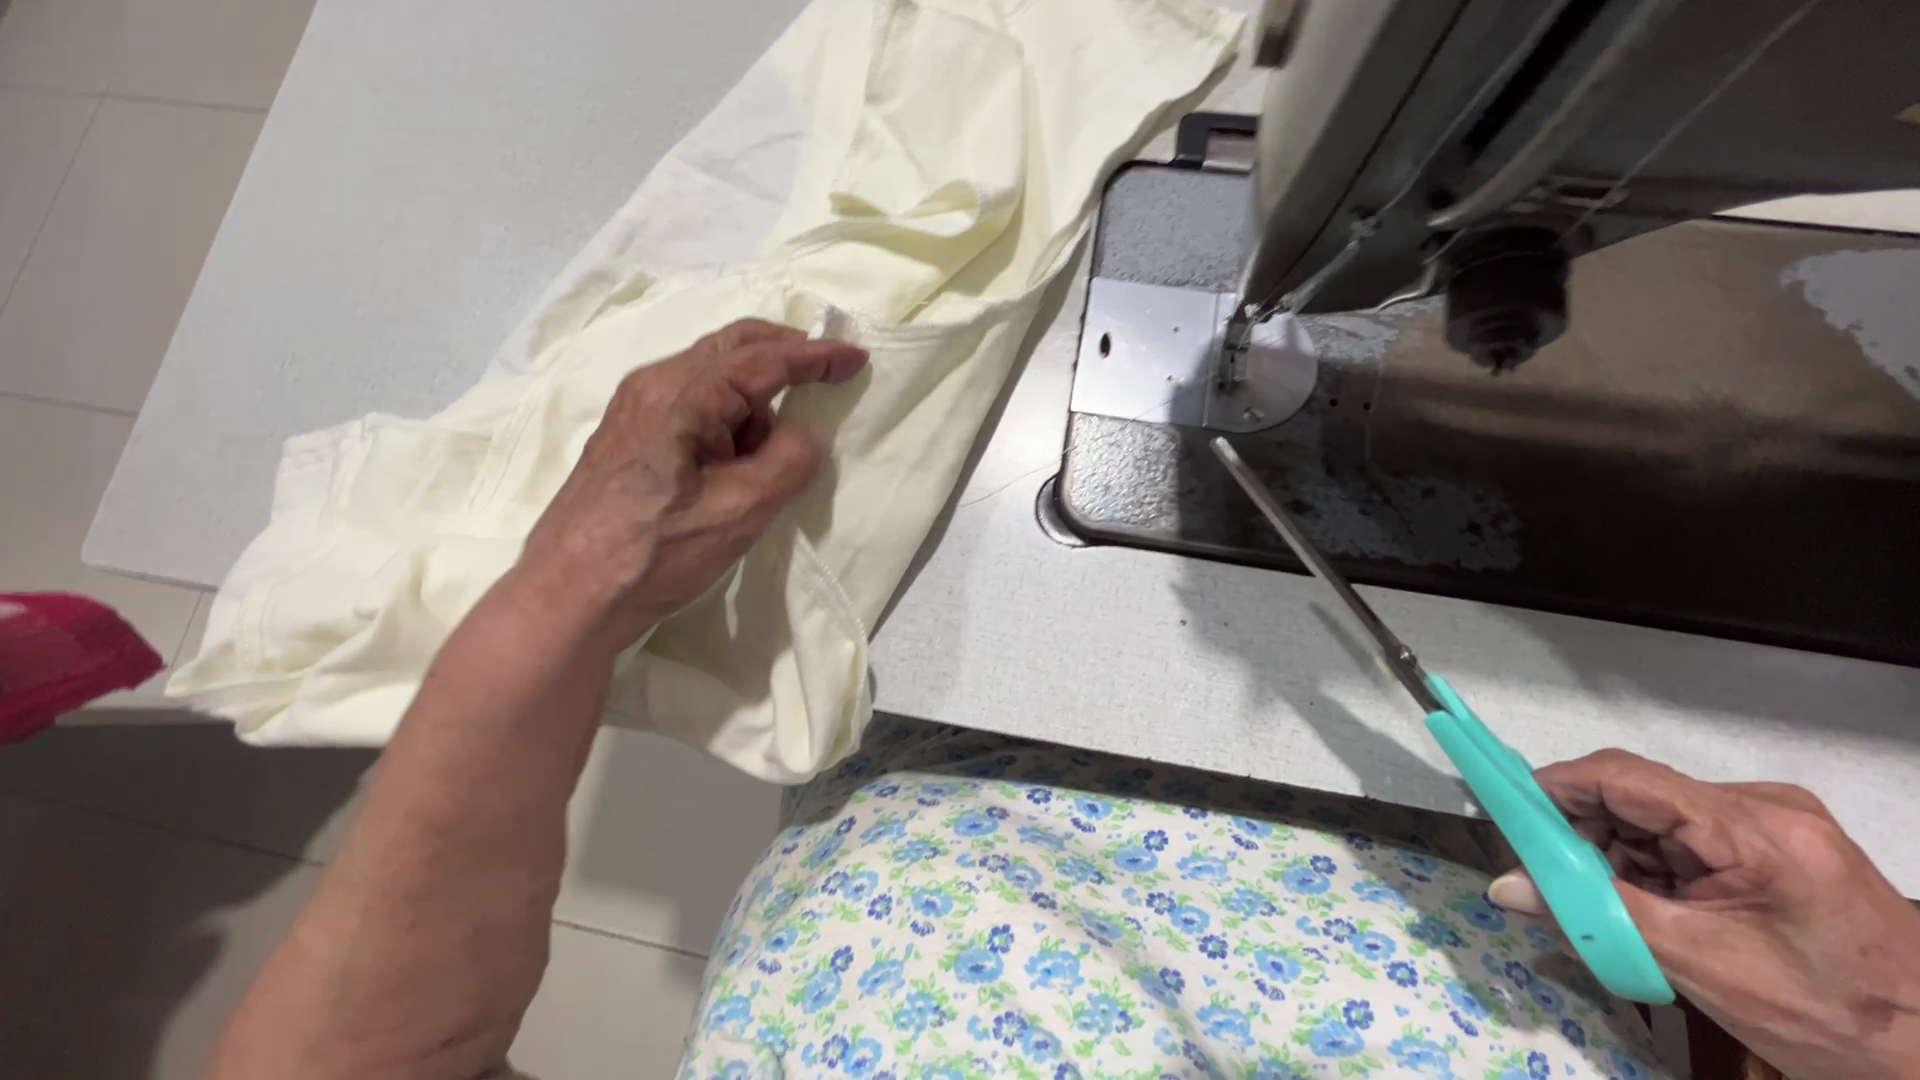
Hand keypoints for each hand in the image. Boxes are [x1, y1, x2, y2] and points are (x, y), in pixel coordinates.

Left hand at [515, 319, 866, 647]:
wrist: (570, 595)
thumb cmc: (657, 552)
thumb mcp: (741, 511)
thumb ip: (789, 462)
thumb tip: (807, 434)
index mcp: (680, 395)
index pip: (762, 359)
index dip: (815, 356)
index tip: (856, 358)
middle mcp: (653, 386)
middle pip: (732, 348)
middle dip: (784, 356)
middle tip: (826, 375)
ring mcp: (636, 410)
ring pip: (713, 378)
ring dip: (754, 402)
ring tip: (767, 462)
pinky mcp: (631, 438)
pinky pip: (694, 405)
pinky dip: (729, 420)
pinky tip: (735, 465)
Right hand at [1490, 749, 1919, 1078]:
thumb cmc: (1825, 1017)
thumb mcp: (1697, 964)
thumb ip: (1593, 913)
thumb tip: (1504, 886)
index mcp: (1755, 829)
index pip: (1626, 776)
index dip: (1556, 786)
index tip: (1506, 814)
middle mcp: (1763, 806)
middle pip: (1636, 793)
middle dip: (1586, 831)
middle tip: (1556, 878)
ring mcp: (1773, 822)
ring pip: (1653, 814)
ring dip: (1617, 853)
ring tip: (1614, 903)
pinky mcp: (1775, 842)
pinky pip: (1682, 834)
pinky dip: (1649, 864)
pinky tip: (1652, 903)